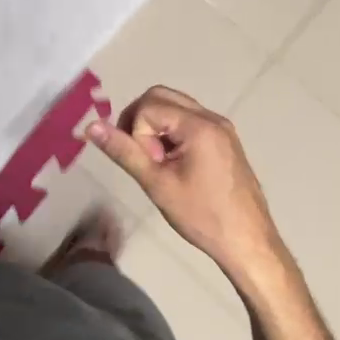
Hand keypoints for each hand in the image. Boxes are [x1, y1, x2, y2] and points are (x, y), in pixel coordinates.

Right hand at [85, 85, 289, 289]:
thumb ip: (124, 151)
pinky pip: (189, 120)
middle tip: (141, 156)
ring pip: (174, 106)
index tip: (148, 165)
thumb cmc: (202, 216)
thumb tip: (90, 126)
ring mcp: (222, 128)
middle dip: (140, 120)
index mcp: (199, 126)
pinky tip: (174, 165)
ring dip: (156, 126)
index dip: (137, 133)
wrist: (249, 243)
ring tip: (158, 163)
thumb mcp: (157, 184)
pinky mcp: (225, 140)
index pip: (148, 106)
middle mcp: (212, 118)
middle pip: (160, 96)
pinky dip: (172, 132)